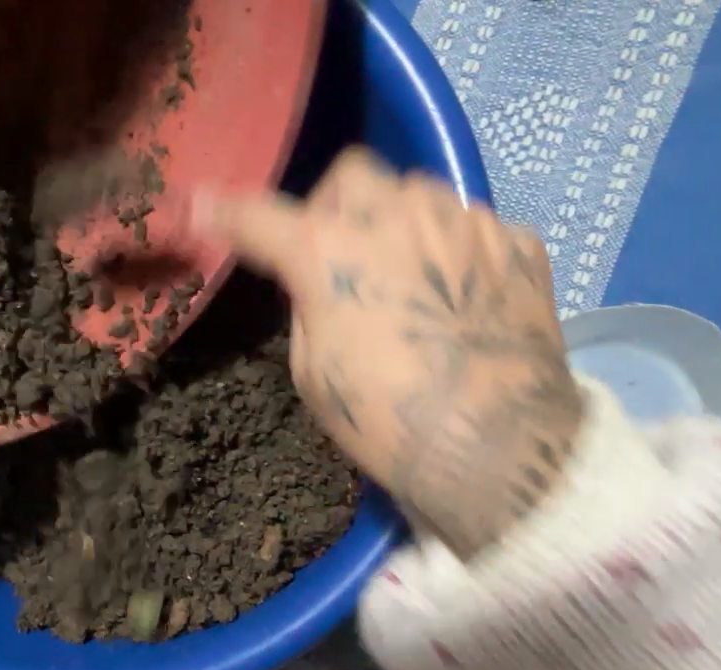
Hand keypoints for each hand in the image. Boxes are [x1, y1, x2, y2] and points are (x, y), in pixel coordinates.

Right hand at [193, 149, 583, 556]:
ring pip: (419, 193)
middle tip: (337, 251)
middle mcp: (398, 215)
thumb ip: (309, 308)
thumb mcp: (314, 373)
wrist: (496, 443)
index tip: (203, 206)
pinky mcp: (517, 242)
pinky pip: (472, 228)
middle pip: (351, 175)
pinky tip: (460, 301)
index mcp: (329, 253)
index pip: (260, 217)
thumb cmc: (385, 421)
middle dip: (333, 206)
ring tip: (408, 278)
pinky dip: (454, 255)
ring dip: (399, 225)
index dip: (225, 212)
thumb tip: (321, 282)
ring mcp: (466, 221)